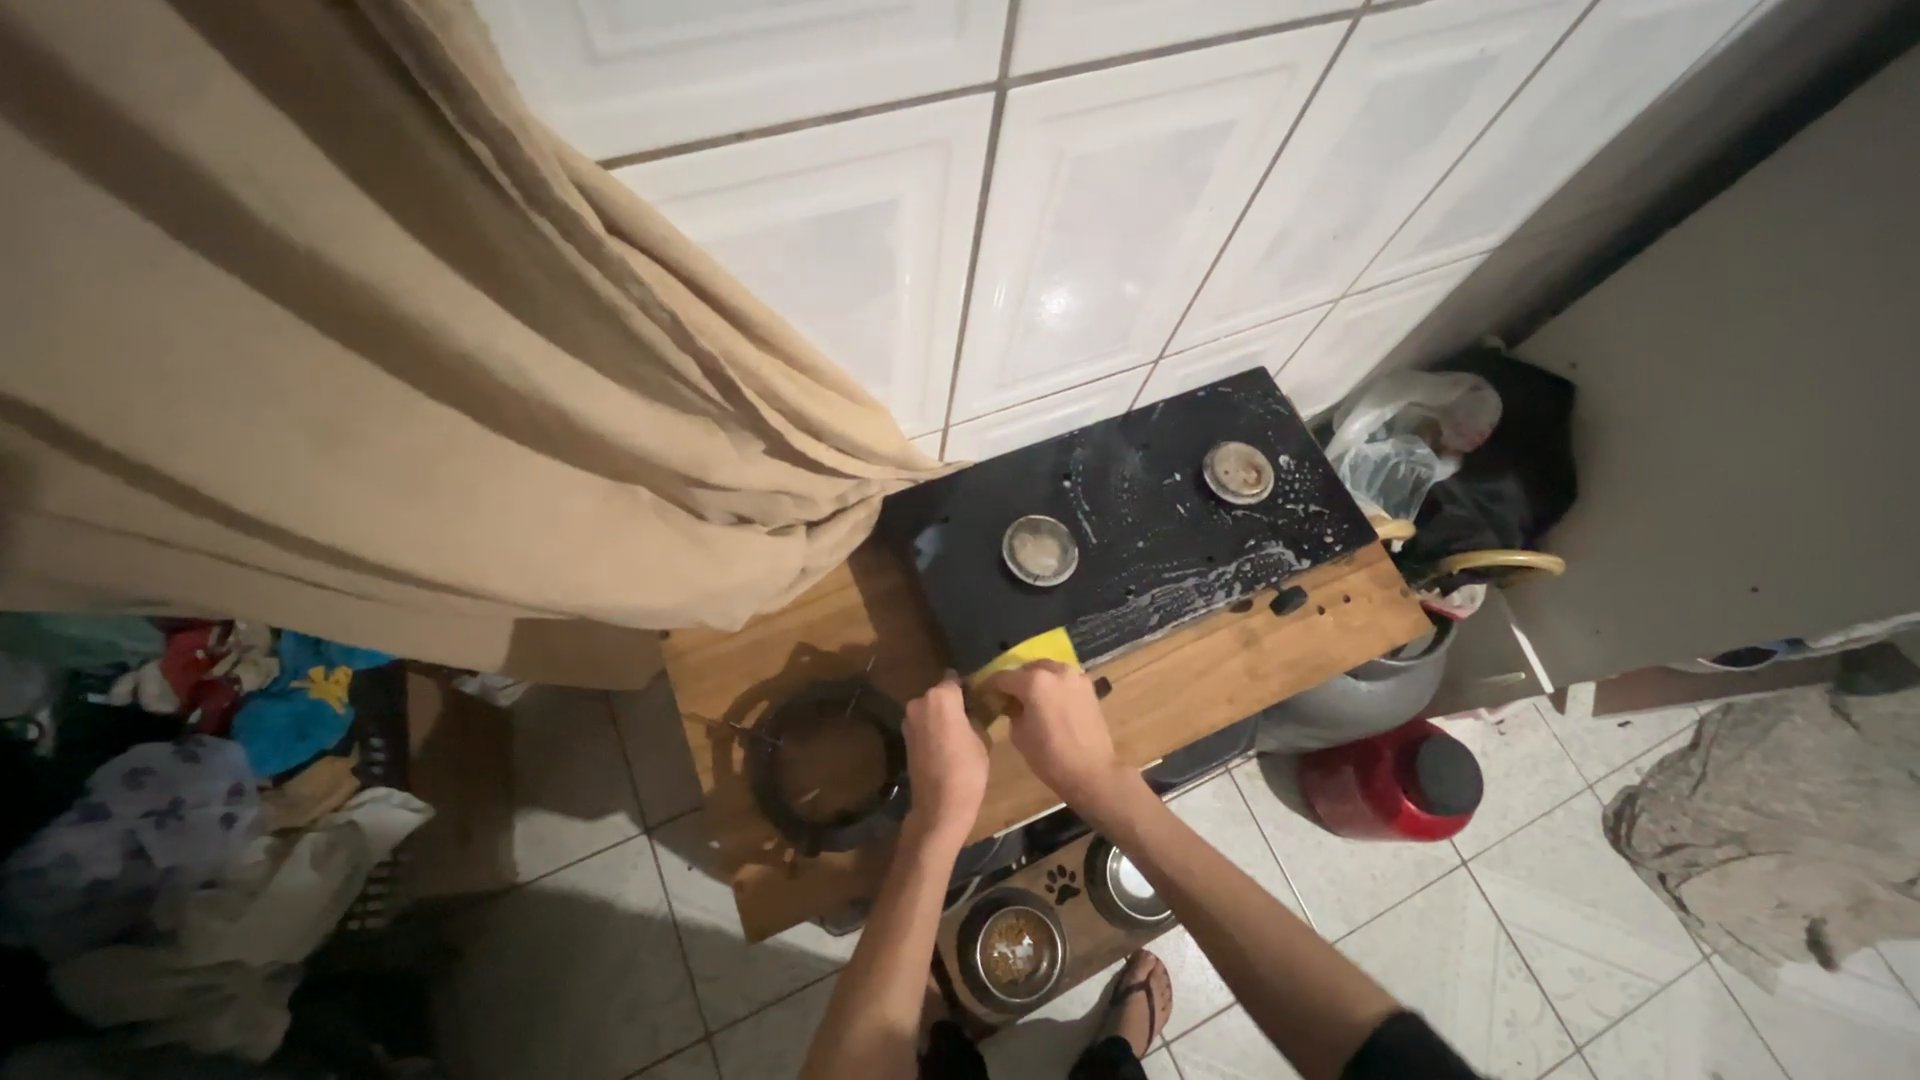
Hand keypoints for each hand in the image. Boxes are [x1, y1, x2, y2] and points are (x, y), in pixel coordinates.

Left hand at [901, 673, 988, 848]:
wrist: (939, 806)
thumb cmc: (967, 770)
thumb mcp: (981, 739)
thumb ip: (974, 718)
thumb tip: (971, 713)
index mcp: (941, 698)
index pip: (954, 680)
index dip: (967, 687)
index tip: (978, 695)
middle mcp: (919, 702)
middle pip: (939, 694)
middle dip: (952, 701)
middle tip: (970, 713)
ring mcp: (908, 720)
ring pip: (929, 709)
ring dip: (941, 715)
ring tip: (959, 731)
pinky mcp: (904, 737)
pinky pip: (923, 724)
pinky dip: (932, 728)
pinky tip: (946, 742)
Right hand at [982, 661, 1128, 811]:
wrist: (1091, 771)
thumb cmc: (1050, 757)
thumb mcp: (1019, 735)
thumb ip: (1012, 711)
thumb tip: (1011, 704)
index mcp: (1034, 681)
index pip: (1003, 677)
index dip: (989, 685)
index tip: (981, 693)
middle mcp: (1055, 671)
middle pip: (1027, 668)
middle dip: (1015, 680)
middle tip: (1007, 696)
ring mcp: (1075, 676)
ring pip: (1047, 669)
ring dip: (1036, 679)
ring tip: (1030, 697)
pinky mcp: (1088, 686)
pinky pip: (1064, 678)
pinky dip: (1053, 684)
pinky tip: (1049, 700)